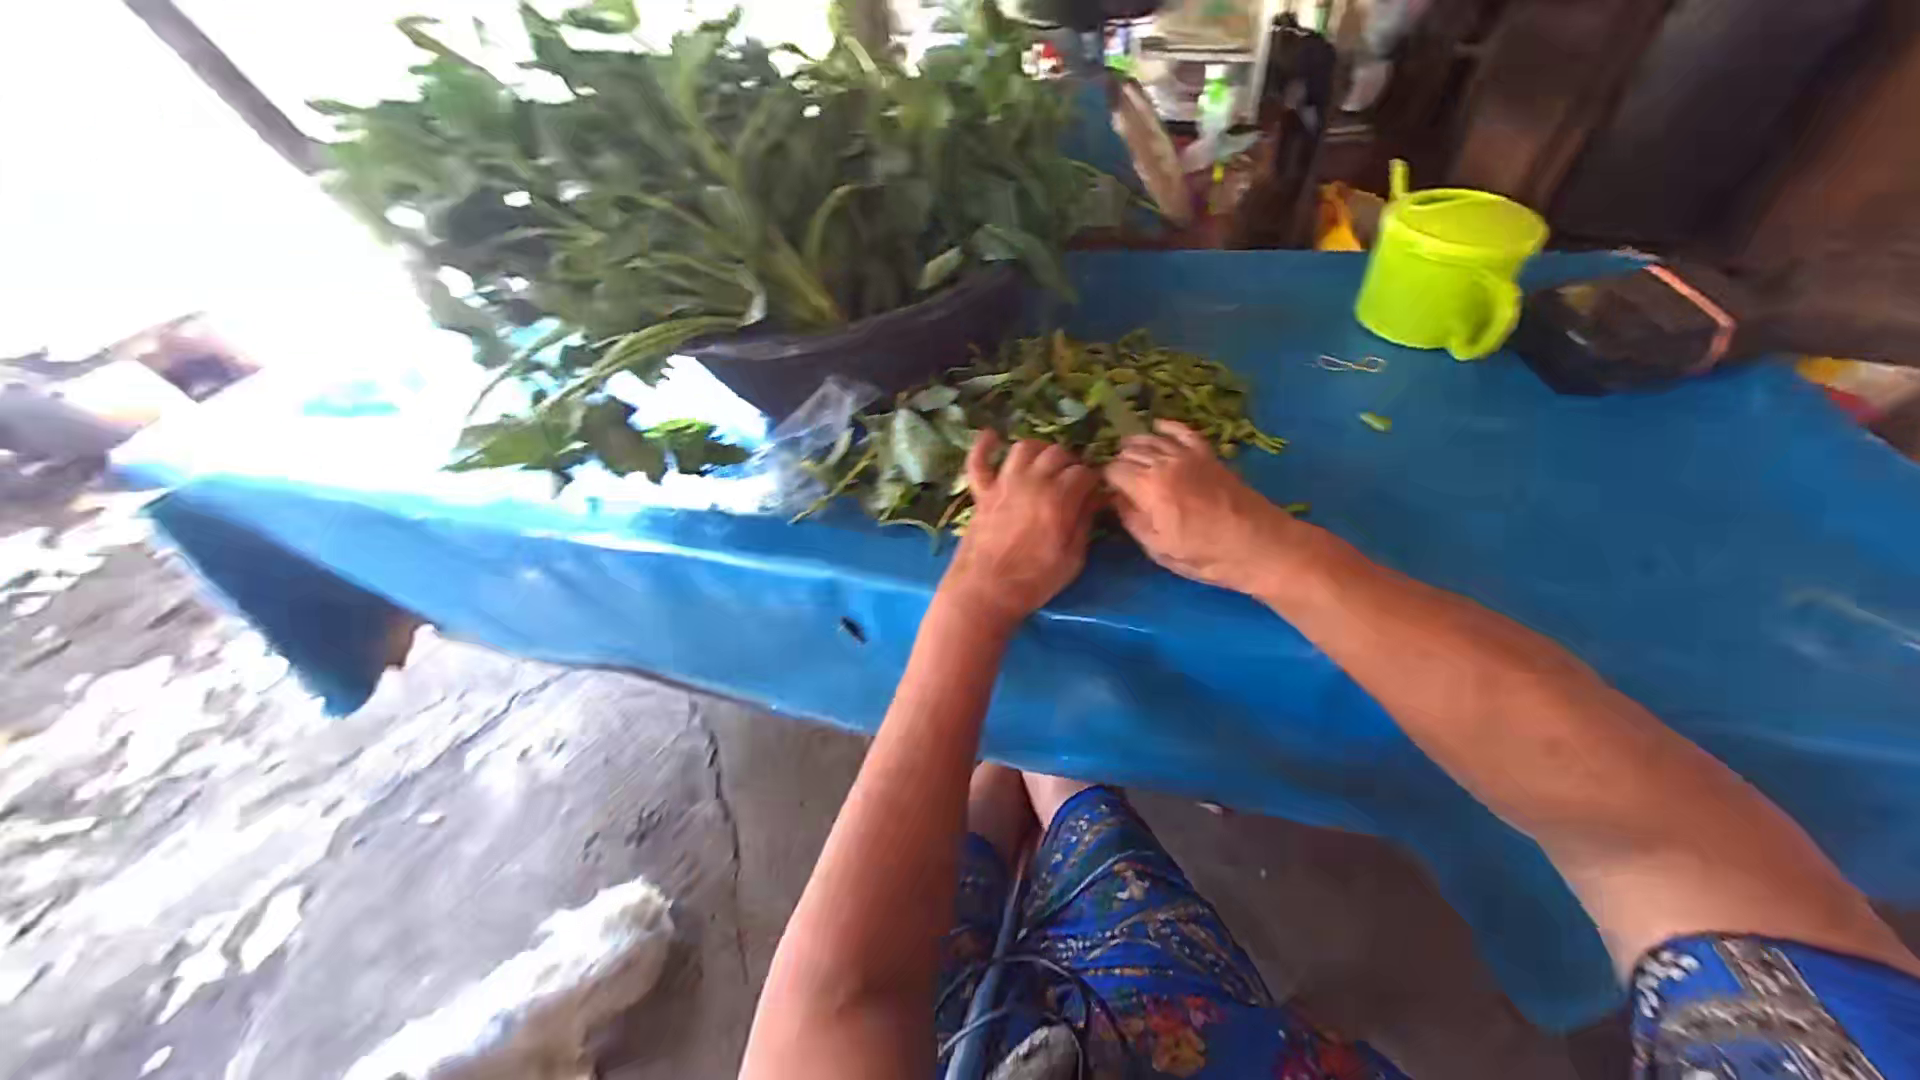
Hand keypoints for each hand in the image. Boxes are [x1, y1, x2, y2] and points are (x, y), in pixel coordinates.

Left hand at [939, 432, 1098, 627]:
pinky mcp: (981, 493)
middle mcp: (1031, 481)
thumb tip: (1094, 499)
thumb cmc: (1033, 582)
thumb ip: (1084, 522)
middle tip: (1073, 481)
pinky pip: (978, 461)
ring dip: (1039, 450)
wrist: (983, 592)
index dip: (1094, 481)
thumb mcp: (1072, 558)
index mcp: (1059, 498)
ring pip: (1024, 448)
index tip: (1095, 493)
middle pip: (1057, 453)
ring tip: (1046, 464)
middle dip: (1071, 463)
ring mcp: (1003, 484)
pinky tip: (992, 436)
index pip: (1085, 473)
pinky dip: (984, 446)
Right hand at [1103, 420, 1305, 594]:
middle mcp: (1165, 463)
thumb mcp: (1158, 548)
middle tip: (1114, 477)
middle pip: (1129, 451)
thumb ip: (1131, 520)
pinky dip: (1167, 427)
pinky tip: (1157, 427)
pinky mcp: (1208, 454)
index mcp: (1148, 487)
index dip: (1103, 479)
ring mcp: (1188, 455)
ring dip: (1135, 444)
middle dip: (1117, 460)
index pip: (1112, 470)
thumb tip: (1115, 499)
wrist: (1260, 546)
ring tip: (1127, 453)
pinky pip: (1182, 431)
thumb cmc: (1205, 556)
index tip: (1102, 491)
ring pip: (1151, 438)